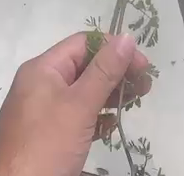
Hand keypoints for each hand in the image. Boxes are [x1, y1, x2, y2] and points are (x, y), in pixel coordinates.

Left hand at [0, 31, 151, 175]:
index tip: (142, 66)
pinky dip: (94, 117)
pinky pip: (74, 116)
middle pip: (83, 67)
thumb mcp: (79, 106)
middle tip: (144, 87)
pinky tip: (110, 126)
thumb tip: (127, 36)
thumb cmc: (46, 146)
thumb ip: (105, 71)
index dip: (114, 49)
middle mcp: (39, 85)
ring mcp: (40, 112)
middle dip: (115, 73)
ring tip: (134, 103)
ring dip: (108, 95)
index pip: (83, 43)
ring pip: (81, 93)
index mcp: (42, 69)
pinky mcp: (44, 137)